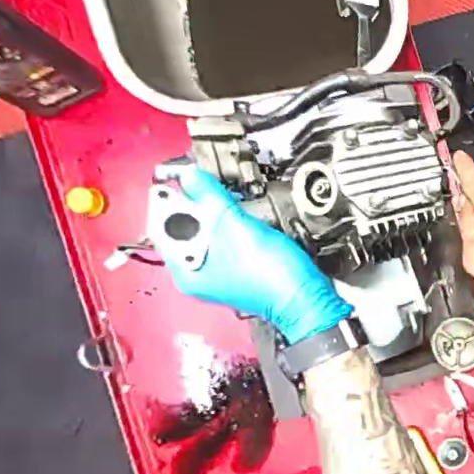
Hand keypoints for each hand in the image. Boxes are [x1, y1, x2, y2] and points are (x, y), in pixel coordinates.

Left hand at [165, 166, 353, 343]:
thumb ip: (212, 198)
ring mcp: (222, 274)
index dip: (176, 201)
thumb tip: (191, 176)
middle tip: (216, 193)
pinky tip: (248, 224)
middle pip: (188, 230)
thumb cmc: (274, 277)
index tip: (188, 181)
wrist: (309, 298)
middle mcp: (200, 276)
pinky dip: (236, 229)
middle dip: (202, 209)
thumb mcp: (238, 228)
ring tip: (236, 210)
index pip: (165, 228)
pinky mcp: (241, 270)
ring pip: (211, 234)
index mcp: (187, 272)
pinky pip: (229, 241)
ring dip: (222, 218)